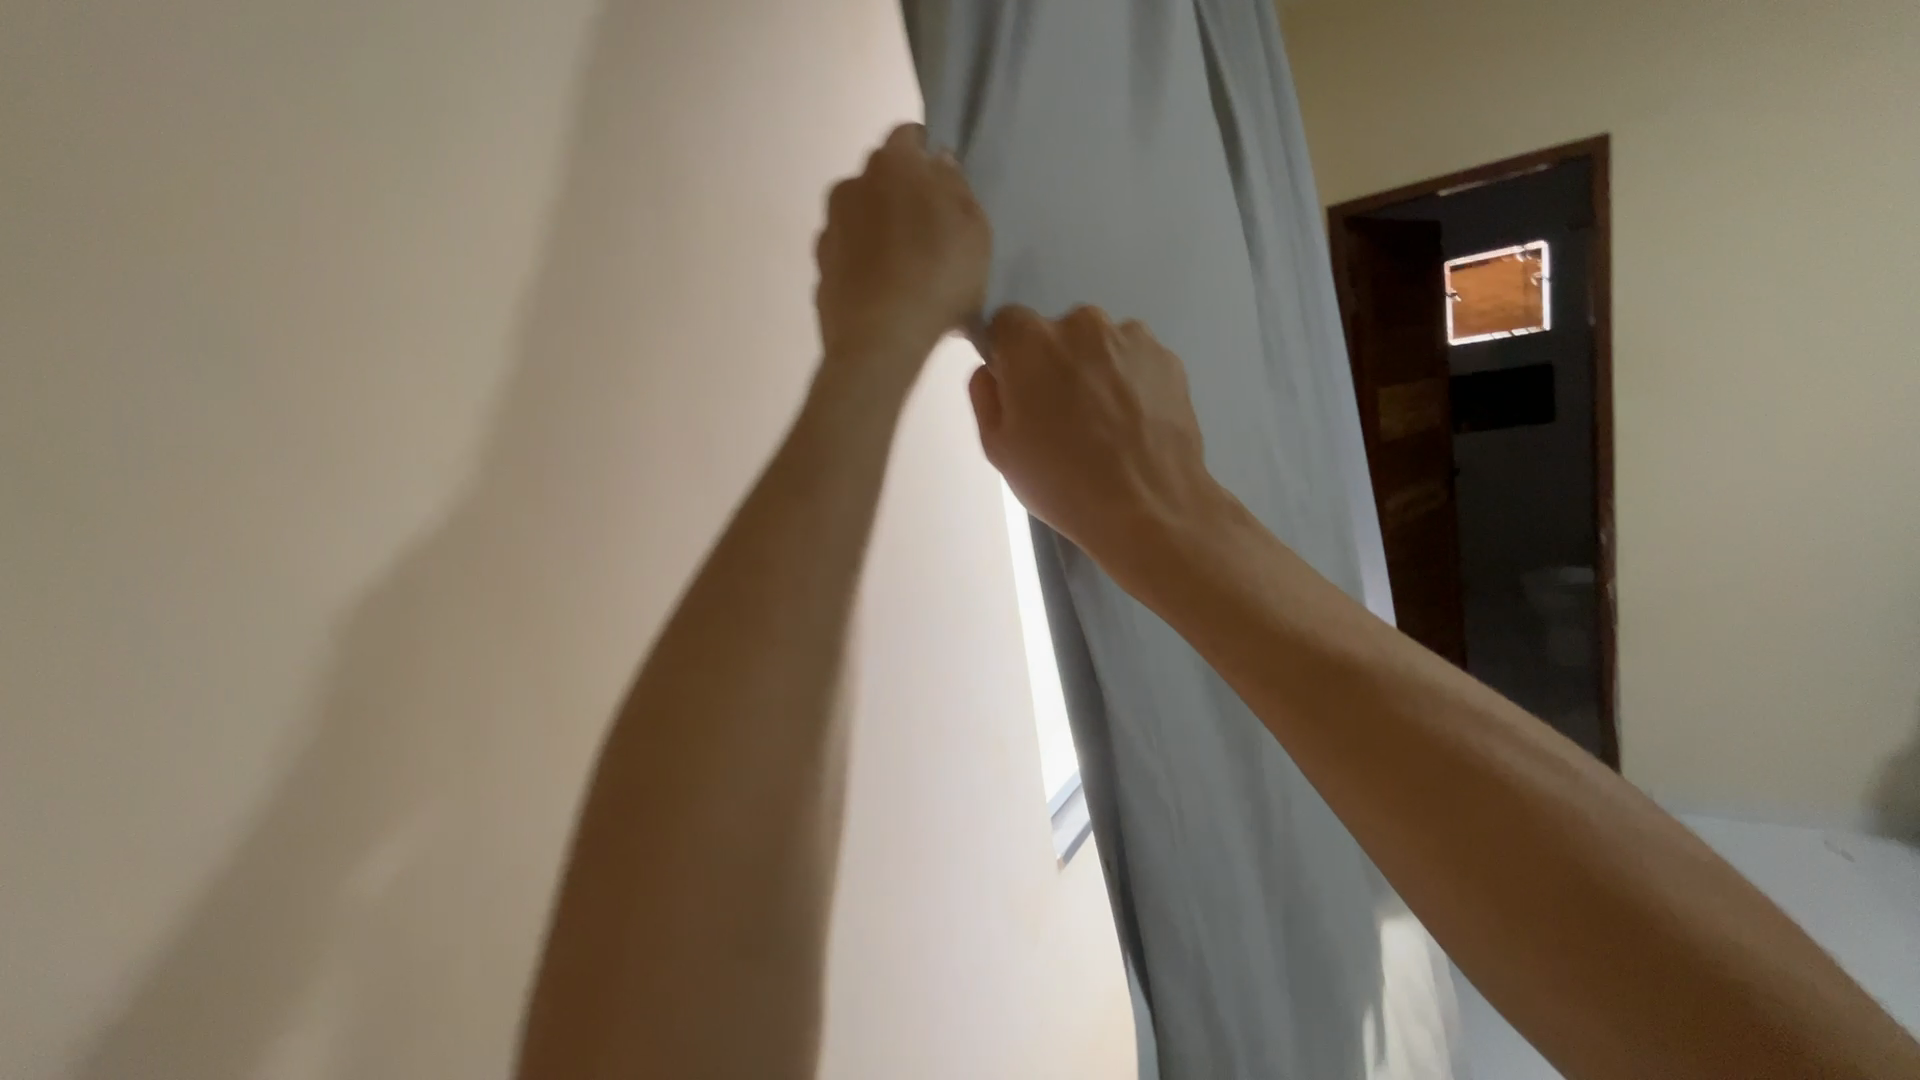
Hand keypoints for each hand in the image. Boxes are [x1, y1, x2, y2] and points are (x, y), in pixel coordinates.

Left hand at [814, 123, 990, 388]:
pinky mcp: (820, 270)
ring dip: (879, 233)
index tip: (943, 189)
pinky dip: (863, 266)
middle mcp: (851, 185)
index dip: (927, 158)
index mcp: (892, 163)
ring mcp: (829, 229)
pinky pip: (848, 257)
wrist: (880, 340)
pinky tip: (885, 295)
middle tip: (929, 235)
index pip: (908, 137)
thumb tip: (937, 164)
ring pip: (860, 218)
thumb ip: (955, 187)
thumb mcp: (974, 229)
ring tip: (906, 272)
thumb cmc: (939, 277)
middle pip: (880, 179)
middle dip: (901, 196)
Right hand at [968, 306, 1229, 576]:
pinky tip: (1134, 426)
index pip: (1007, 324)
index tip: (1020, 396)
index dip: (1010, 360)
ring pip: (1099, 346)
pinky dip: (1131, 383)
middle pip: (1057, 334)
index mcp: (1031, 341)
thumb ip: (985, 394)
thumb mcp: (998, 449)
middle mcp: (1082, 324)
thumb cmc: (1061, 482)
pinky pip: (1136, 362)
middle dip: (1055, 364)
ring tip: (1105, 426)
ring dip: (1096, 372)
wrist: (1150, 508)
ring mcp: (1132, 338)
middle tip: (1063, 418)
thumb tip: (994, 370)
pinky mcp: (1169, 358)